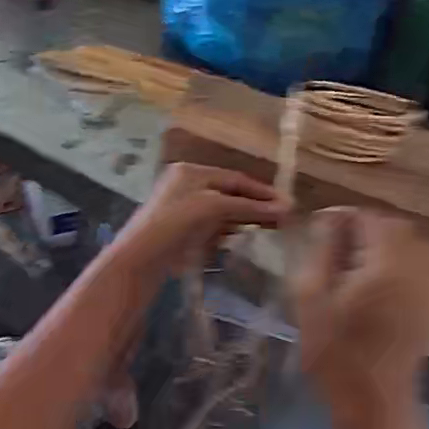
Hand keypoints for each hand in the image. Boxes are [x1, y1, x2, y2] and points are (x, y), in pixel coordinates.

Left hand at [110, 163, 289, 278]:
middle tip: (282, 219)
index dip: (261, 191)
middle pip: (229, 193)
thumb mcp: (215, 207)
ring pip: (221, 211)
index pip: (234, 178)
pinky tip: (239, 237)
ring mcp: (183, 209)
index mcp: (191, 172)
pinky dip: (227, 231)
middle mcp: (186, 186)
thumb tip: (286, 208)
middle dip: (254, 206)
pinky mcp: (181, 231)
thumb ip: (249, 207)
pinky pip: (211, 227)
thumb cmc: (177, 222)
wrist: (142, 256)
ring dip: (243, 219)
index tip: (286, 204)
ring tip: (269, 228)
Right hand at [295, 208, 428, 419]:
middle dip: (366, 227)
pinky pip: (424, 266)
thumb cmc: (335, 353)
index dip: (343, 216)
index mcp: (386, 264)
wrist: (375, 402)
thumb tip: (330, 221)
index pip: (369, 219)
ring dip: (386, 243)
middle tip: (336, 245)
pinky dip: (402, 262)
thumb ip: (322, 253)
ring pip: (414, 245)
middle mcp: (417, 269)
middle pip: (397, 227)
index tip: (319, 227)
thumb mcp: (311, 299)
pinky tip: (379, 282)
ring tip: (357, 262)